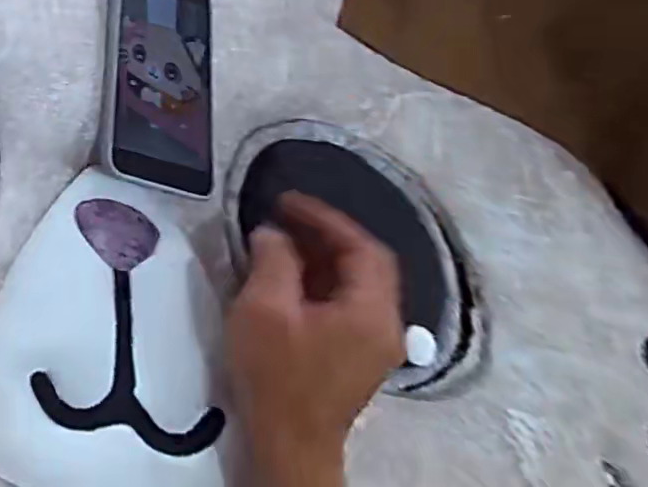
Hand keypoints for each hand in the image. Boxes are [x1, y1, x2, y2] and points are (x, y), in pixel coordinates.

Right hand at [227, 193, 403, 486]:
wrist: (286, 446)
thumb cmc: (277, 375)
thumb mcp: (265, 307)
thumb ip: (273, 258)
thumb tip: (273, 233)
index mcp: (370, 313)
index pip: (363, 248)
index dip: (326, 217)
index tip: (287, 201)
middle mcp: (382, 326)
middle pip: (363, 263)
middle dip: (323, 231)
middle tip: (282, 212)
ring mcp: (369, 343)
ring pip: (352, 282)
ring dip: (319, 253)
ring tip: (279, 235)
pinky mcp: (351, 354)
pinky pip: (342, 300)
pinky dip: (318, 277)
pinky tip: (285, 272)